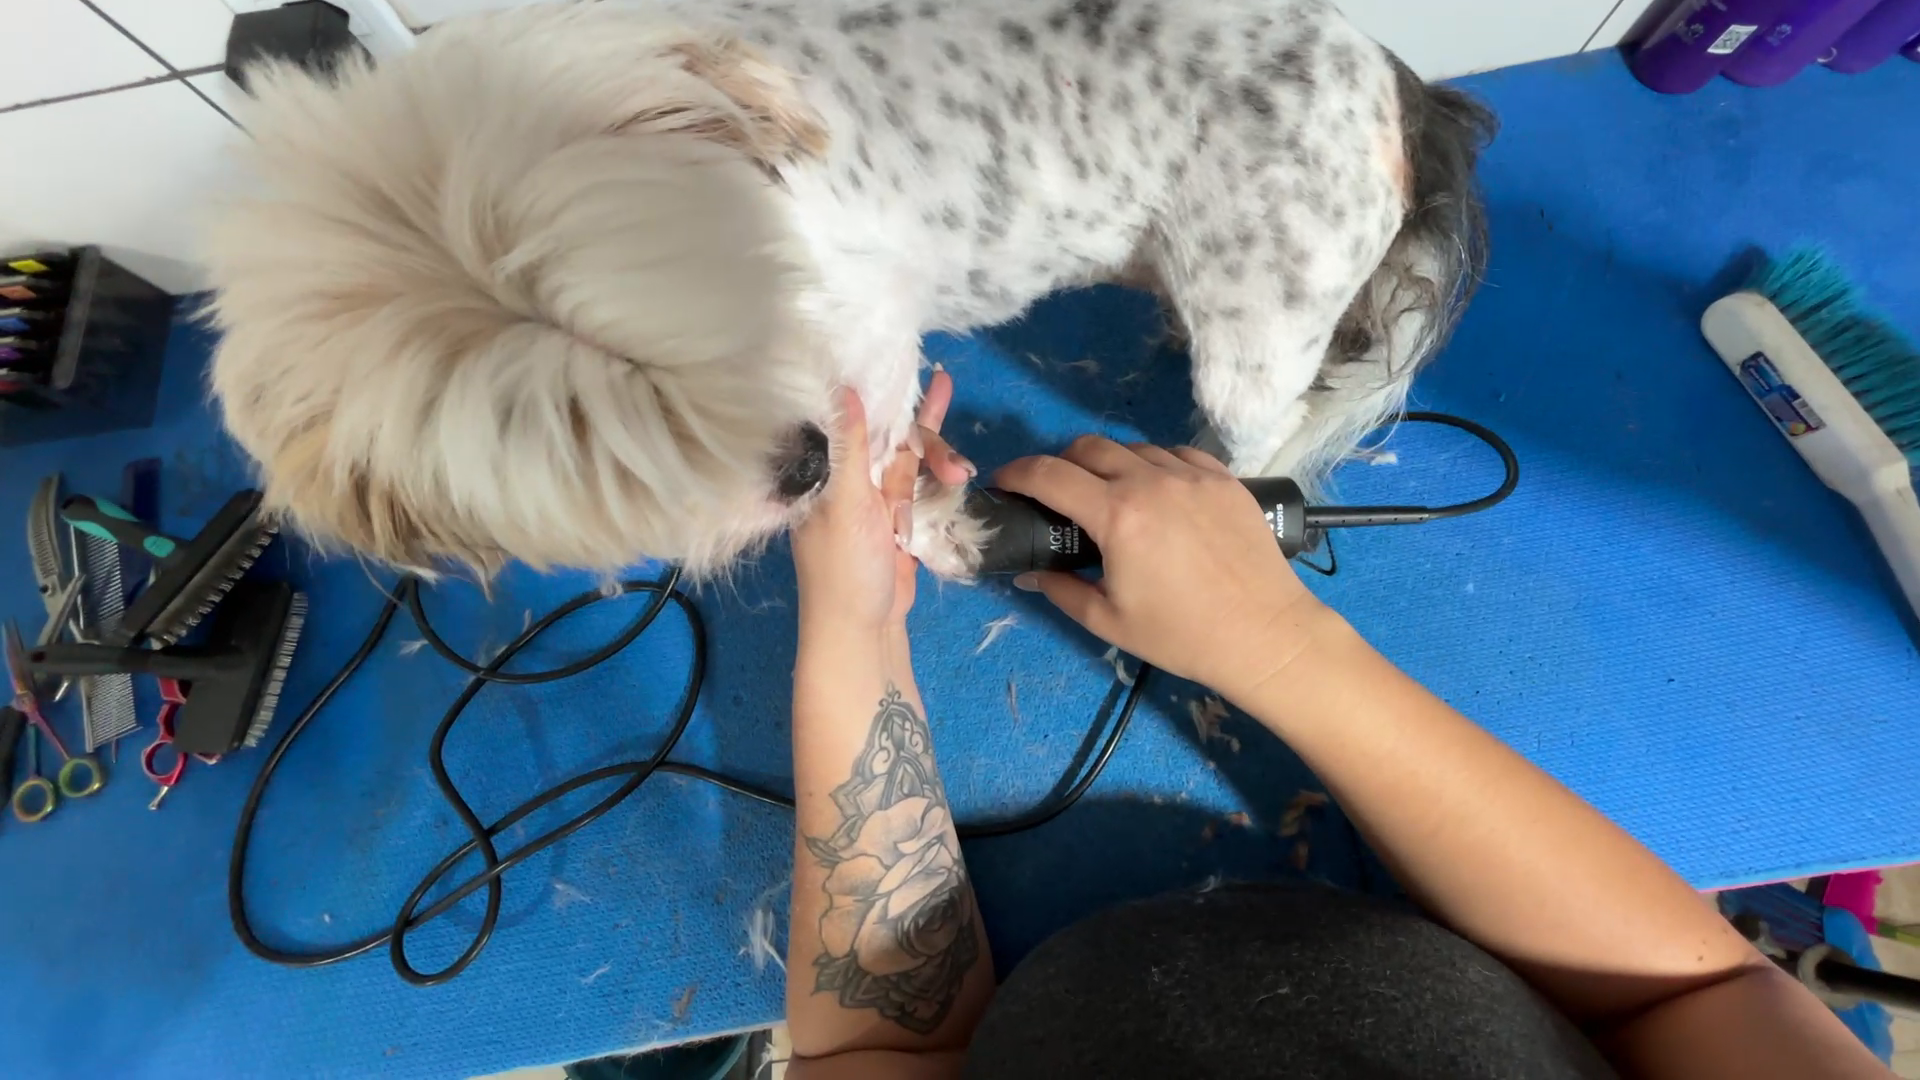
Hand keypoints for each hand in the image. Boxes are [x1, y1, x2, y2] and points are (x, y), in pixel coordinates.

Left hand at [791, 372, 962, 632]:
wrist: (865, 626)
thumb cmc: (844, 567)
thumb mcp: (845, 504)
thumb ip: (848, 447)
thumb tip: (841, 388)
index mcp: (823, 470)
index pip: (849, 414)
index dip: (876, 385)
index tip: (901, 354)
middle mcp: (848, 476)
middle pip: (886, 429)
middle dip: (920, 423)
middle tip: (948, 389)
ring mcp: (876, 495)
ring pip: (909, 455)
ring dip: (937, 454)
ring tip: (961, 470)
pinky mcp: (900, 514)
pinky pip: (921, 482)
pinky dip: (939, 476)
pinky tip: (957, 470)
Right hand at [994, 437, 1342, 700]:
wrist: (1266, 636)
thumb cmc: (1182, 636)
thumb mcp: (1108, 622)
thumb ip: (1060, 589)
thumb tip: (1028, 572)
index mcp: (1117, 516)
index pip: (1049, 475)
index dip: (1017, 472)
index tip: (1003, 481)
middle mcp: (1151, 481)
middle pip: (1088, 447)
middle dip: (1059, 463)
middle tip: (1055, 493)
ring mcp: (1192, 475)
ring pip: (1132, 447)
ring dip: (1107, 463)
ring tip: (1107, 493)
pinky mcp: (1224, 478)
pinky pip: (1175, 453)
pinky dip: (1152, 464)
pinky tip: (1155, 490)